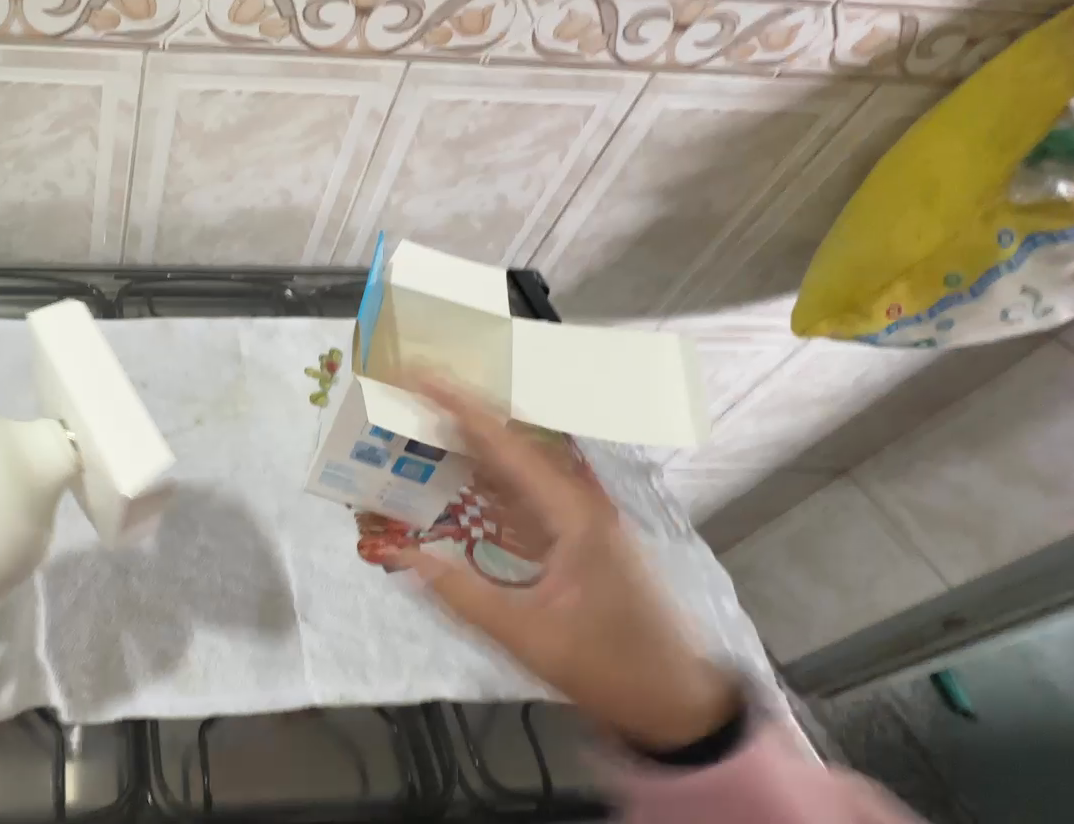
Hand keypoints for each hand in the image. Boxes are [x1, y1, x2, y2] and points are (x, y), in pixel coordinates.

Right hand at [387, 380, 739, 750]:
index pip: (506, 443)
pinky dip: (480, 478)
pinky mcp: (569, 535)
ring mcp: (574, 517)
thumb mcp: (526, 635)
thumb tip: (400, 553)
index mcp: (571, 513)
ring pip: (512, 465)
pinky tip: (448, 474)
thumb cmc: (608, 665)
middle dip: (456, 413)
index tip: (418, 374)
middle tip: (404, 393)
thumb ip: (459, 593)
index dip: (459, 405)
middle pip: (508, 442)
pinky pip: (517, 494)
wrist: (675, 702)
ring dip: (466, 443)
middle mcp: (574, 502)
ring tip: (415, 422)